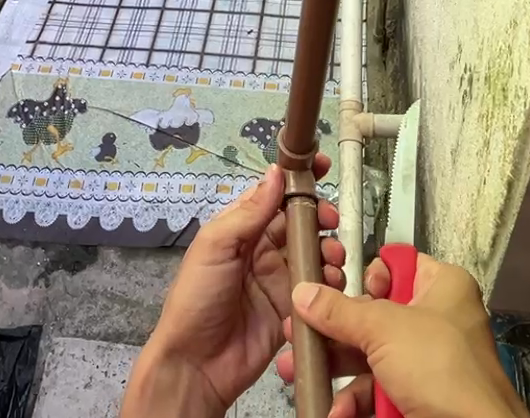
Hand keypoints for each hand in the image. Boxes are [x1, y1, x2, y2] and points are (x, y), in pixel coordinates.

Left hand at [121, 158, 345, 417]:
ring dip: (329, 248)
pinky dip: (330, 281)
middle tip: (330, 220)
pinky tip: (333, 282)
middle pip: (300, 221)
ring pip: (314, 252)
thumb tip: (275, 173)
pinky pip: (318, 288)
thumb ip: (249, 212)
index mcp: (241, 227)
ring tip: (333, 256)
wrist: (196, 364)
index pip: (273, 194)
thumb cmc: (197, 297)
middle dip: (320, 215)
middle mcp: (263, 248)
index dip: (297, 178)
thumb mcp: (216, 245)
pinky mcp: (292, 309)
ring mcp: (279, 278)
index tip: (321, 164)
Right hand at [276, 253, 527, 417]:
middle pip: (374, 313)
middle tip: (297, 331)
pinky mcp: (418, 399)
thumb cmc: (439, 367)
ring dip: (334, 367)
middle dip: (332, 328)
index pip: (398, 265)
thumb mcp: (383, 329)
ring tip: (298, 371)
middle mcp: (435, 320)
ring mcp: (426, 364)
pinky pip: (378, 390)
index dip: (369, 276)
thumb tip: (301, 292)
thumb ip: (339, 311)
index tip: (343, 289)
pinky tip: (333, 410)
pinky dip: (354, 401)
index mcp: (442, 287)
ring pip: (370, 355)